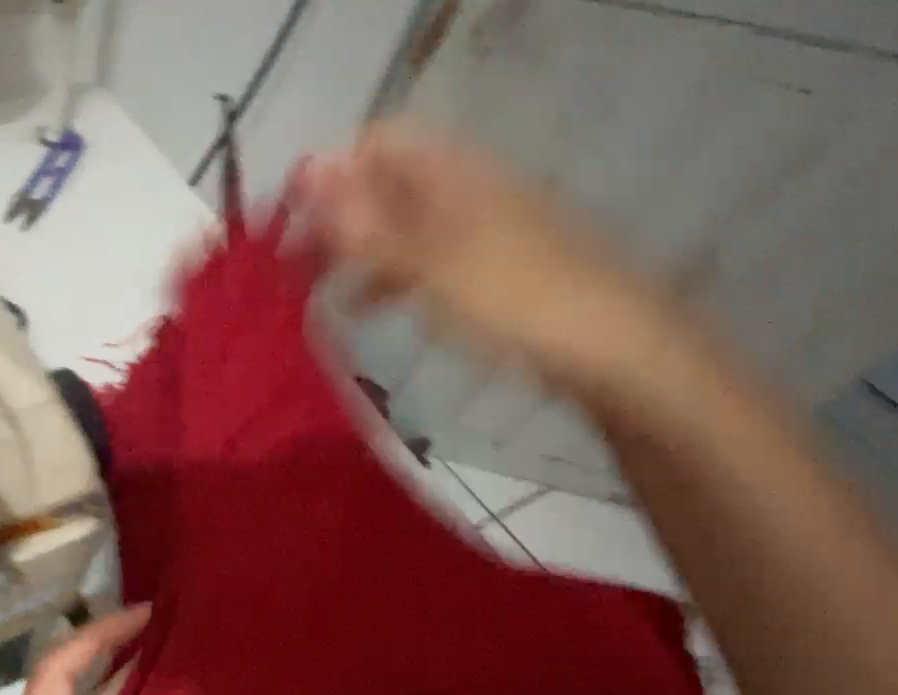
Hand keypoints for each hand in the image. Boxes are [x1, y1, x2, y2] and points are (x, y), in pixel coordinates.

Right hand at [296, 122, 687, 398]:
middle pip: (378, 187)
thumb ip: (363, 223)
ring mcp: (471, 231)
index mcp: (450, 173)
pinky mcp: (478, 270)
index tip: (286, 223)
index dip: (326, 175)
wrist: (610, 347)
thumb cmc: (514, 298)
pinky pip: (414, 262)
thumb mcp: (427, 261)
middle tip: (286, 268)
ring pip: (392, 228)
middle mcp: (458, 190)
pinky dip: (380, 280)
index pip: (374, 144)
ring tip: (307, 294)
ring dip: (347, 254)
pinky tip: (357, 311)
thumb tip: (307, 175)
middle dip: (328, 221)